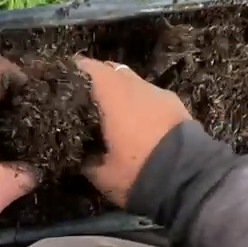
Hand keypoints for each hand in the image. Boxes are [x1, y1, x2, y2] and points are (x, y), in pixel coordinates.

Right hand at [75, 56, 192, 205]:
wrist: (188, 179)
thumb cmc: (136, 172)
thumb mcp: (100, 174)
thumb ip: (83, 156)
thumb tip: (73, 149)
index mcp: (111, 93)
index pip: (84, 67)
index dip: (69, 74)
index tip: (59, 87)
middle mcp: (134, 83)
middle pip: (108, 71)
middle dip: (93, 84)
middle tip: (80, 105)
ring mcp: (157, 91)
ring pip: (130, 83)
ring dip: (118, 95)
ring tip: (108, 117)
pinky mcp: (174, 104)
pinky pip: (148, 97)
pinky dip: (137, 104)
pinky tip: (135, 125)